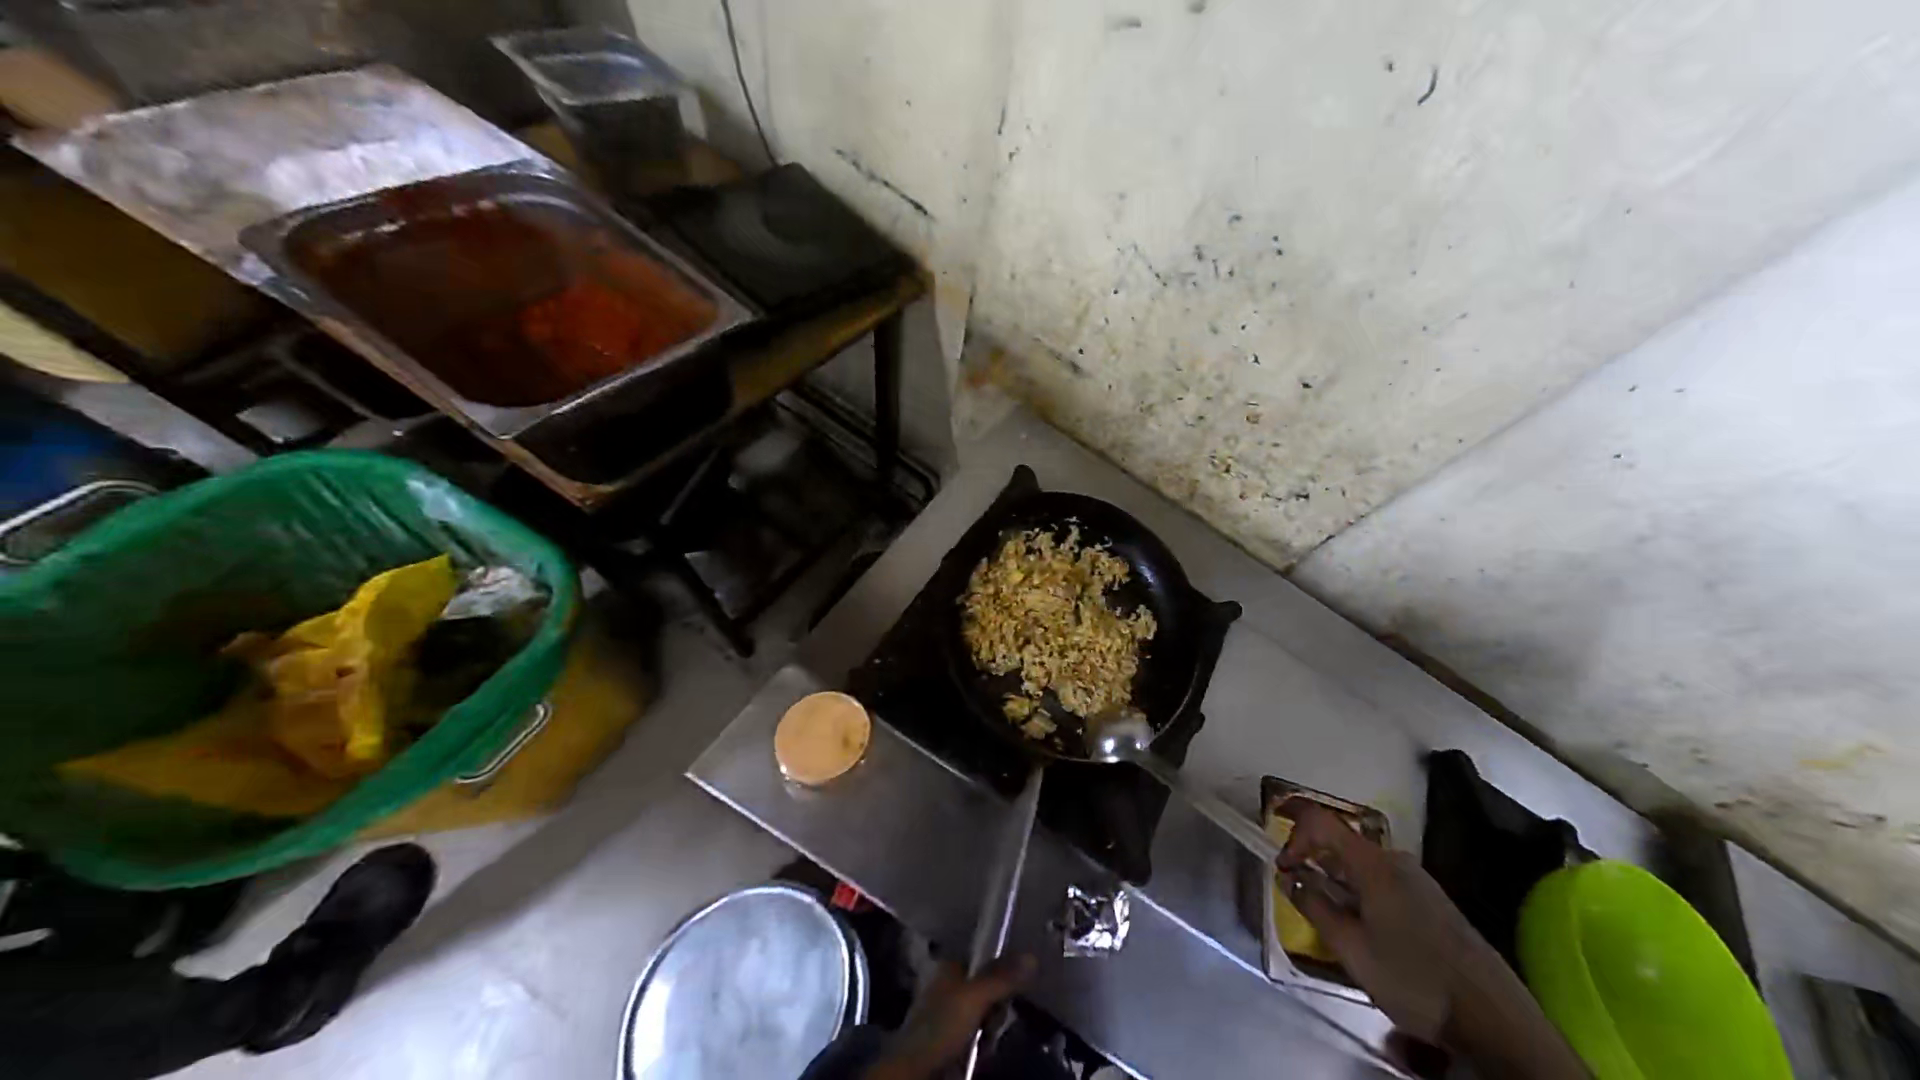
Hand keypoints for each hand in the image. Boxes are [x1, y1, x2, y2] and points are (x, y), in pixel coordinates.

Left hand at [862, 956, 1035, 1079]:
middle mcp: (950, 987)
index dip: (1001, 972)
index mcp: (949, 968)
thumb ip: (1001, 978)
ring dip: (992, 1029)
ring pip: (987, 1015)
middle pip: (989, 989)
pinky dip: (984, 1045)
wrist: (914, 1073)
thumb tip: (1032, 956)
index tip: (1014, 986)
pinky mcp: (953, 1042)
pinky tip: (982, 1053)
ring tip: (987, 1042)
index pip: (984, 959)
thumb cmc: (940, 1027)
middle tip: (994, 1020)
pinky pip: (980, 1037)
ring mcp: (951, 1016)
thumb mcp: (973, 999)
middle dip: (997, 1007)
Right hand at [1276, 801, 1587, 1079]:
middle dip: (1314, 861)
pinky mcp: (1434, 903)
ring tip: (1331, 918)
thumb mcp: (1350, 947)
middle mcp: (1397, 861)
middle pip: (1342, 843)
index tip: (1282, 866)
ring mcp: (1420, 881)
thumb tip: (1291, 878)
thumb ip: (1314, 905)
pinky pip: (1384, 882)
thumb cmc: (1413, 979)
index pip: (1321, 821)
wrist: (1494, 1020)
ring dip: (1338, 881)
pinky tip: (1365, 930)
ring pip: (1363, 866)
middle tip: (1300, 892)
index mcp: (1373, 863)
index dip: (1293, 834)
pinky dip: (1362, 893)